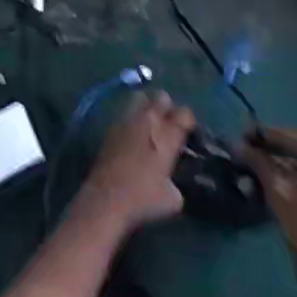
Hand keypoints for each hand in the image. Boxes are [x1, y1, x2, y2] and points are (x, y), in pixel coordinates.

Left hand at [74, 91, 196, 233]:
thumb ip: (177, 181)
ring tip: (150, 122)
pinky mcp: (110, 127)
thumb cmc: (144, 198)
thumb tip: (172, 179)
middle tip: (169, 124)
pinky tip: (133, 132)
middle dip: (168, 107)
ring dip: (147, 106)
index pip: (185, 114)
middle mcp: (148, 121)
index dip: (189, 120)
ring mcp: (126, 121)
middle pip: (162, 97)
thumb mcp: (173, 198)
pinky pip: (125, 111)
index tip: (189, 131)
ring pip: (140, 97)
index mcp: (167, 136)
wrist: (106, 198)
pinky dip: (132, 116)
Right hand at [239, 126, 296, 268]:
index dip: (262, 136)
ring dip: (287, 161)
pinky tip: (283, 178)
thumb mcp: (278, 190)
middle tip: (250, 150)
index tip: (241, 136)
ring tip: (262, 164)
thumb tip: (237, 144)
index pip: (289, 136)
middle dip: (275, 148)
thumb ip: (258, 162)